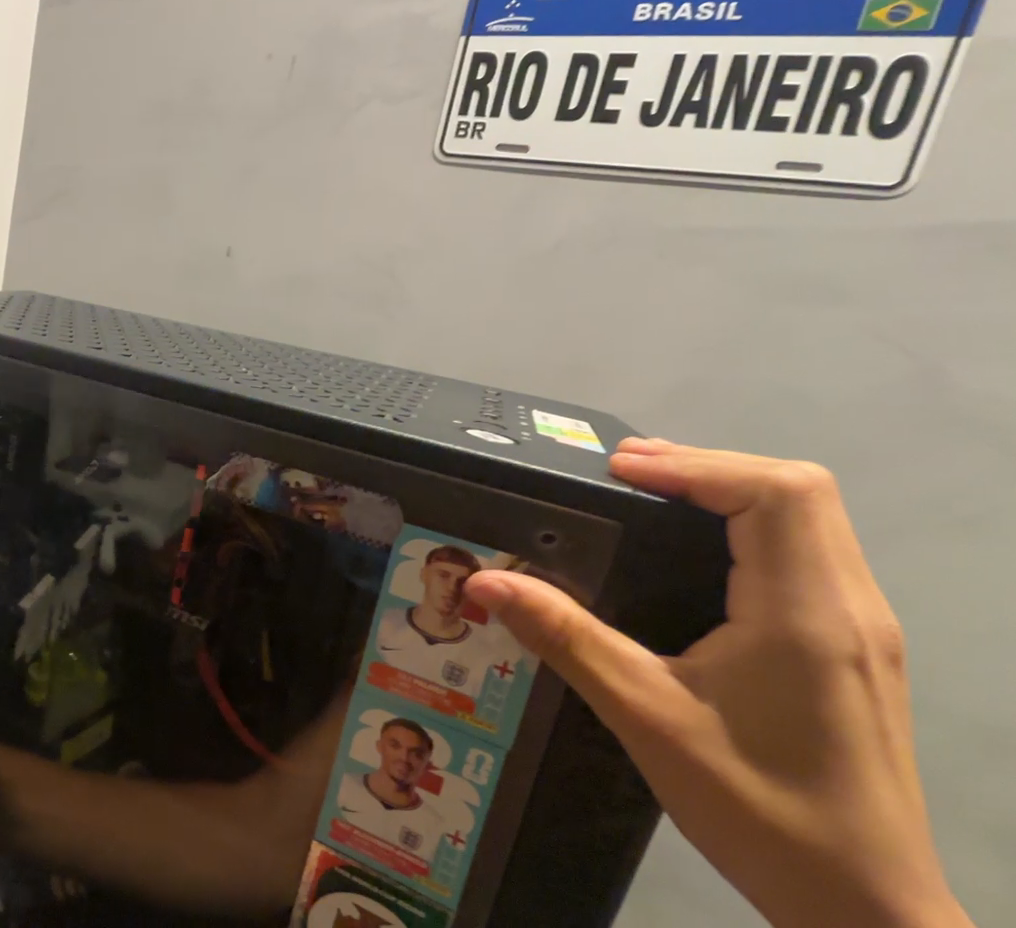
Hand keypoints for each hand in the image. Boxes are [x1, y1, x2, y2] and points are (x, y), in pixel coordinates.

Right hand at [464, 439, 970, 927]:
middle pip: (799, 490)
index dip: (694, 464)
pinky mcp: (855, 648)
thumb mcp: (644, 716)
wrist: (863, 906)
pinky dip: (748, 525)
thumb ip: (564, 637)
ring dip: (729, 490)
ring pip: (811, 518)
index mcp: (805, 613)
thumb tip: (484, 582)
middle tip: (620, 475)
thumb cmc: (757, 807)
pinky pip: (808, 552)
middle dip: (706, 466)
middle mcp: (850, 606)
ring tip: (645, 496)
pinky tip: (692, 553)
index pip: (775, 493)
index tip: (615, 472)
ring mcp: (862, 628)